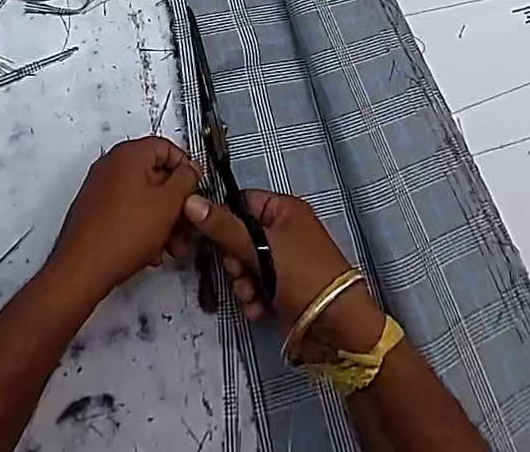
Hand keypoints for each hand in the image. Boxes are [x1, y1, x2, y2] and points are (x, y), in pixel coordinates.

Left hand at [49, 136, 200, 300]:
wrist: (83, 270)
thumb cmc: (116, 236)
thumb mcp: (168, 203)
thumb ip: (186, 180)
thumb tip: (190, 171)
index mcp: (128, 155)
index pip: (166, 147)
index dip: (185, 166)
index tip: (194, 184)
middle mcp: (110, 166)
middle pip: (154, 173)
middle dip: (174, 200)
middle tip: (184, 218)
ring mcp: (100, 188)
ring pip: (142, 195)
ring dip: (161, 217)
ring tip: (170, 241)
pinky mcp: (94, 211)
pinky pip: (127, 210)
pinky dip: (142, 224)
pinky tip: (150, 248)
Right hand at [181, 190, 384, 354]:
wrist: (338, 328)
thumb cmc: (304, 276)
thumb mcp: (262, 249)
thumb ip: (224, 228)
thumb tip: (191, 201)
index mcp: (283, 209)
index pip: (241, 202)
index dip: (223, 218)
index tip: (210, 237)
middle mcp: (283, 229)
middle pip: (239, 235)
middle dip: (235, 260)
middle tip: (241, 272)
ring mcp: (284, 259)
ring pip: (245, 263)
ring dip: (243, 282)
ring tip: (252, 295)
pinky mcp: (283, 285)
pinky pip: (256, 284)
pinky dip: (253, 297)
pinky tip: (259, 308)